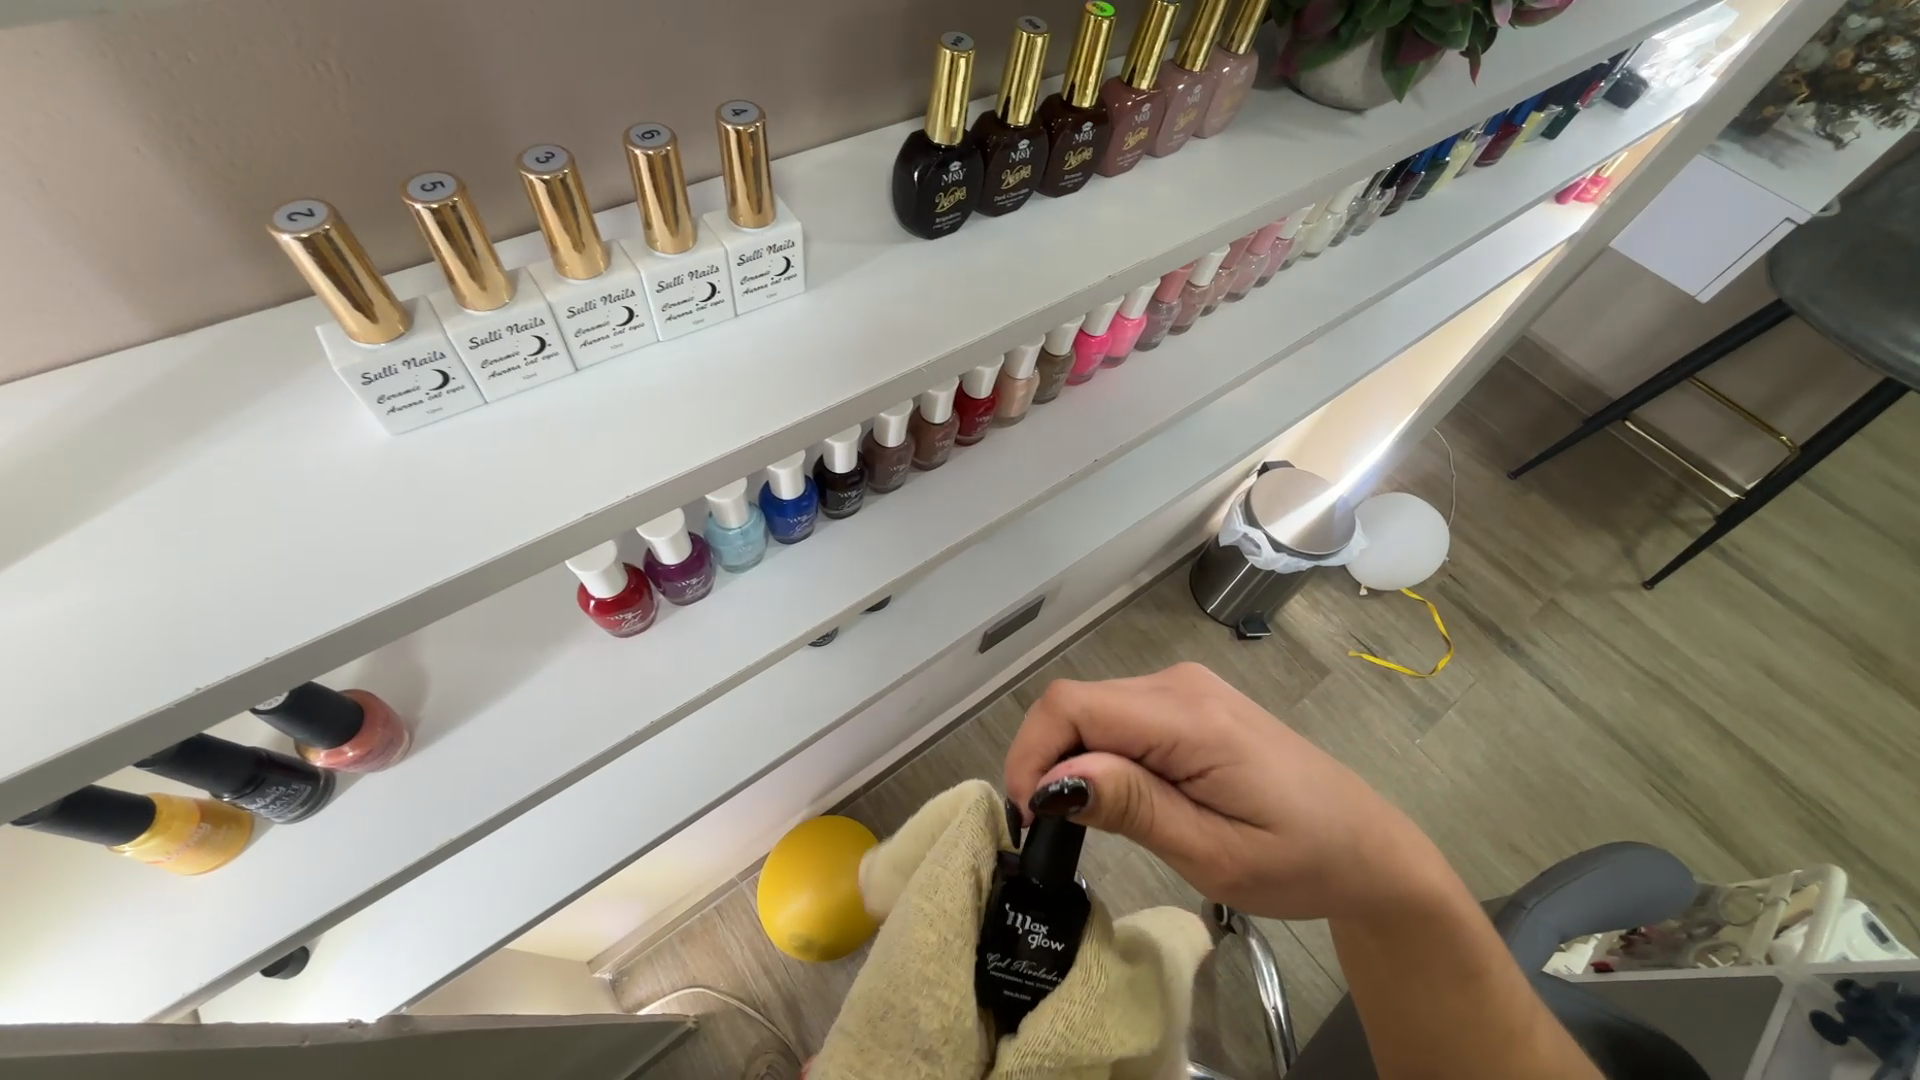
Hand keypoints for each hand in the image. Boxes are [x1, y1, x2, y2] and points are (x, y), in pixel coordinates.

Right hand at [1005, 662, 1450, 921]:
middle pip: (1076, 702)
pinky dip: (1097, 750)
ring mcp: (1184, 685)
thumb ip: (1133, 807)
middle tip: (1055, 829)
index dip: (1033, 754)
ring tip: (1088, 818)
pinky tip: (1116, 793)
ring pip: (1092, 706)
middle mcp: (1179, 683)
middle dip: (1047, 760)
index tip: (1032, 818)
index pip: (1073, 706)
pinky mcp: (1187, 699)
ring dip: (1071, 758)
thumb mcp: (1213, 854)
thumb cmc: (1299, 860)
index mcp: (1190, 718)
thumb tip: (1054, 779)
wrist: (1365, 846)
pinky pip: (1117, 713)